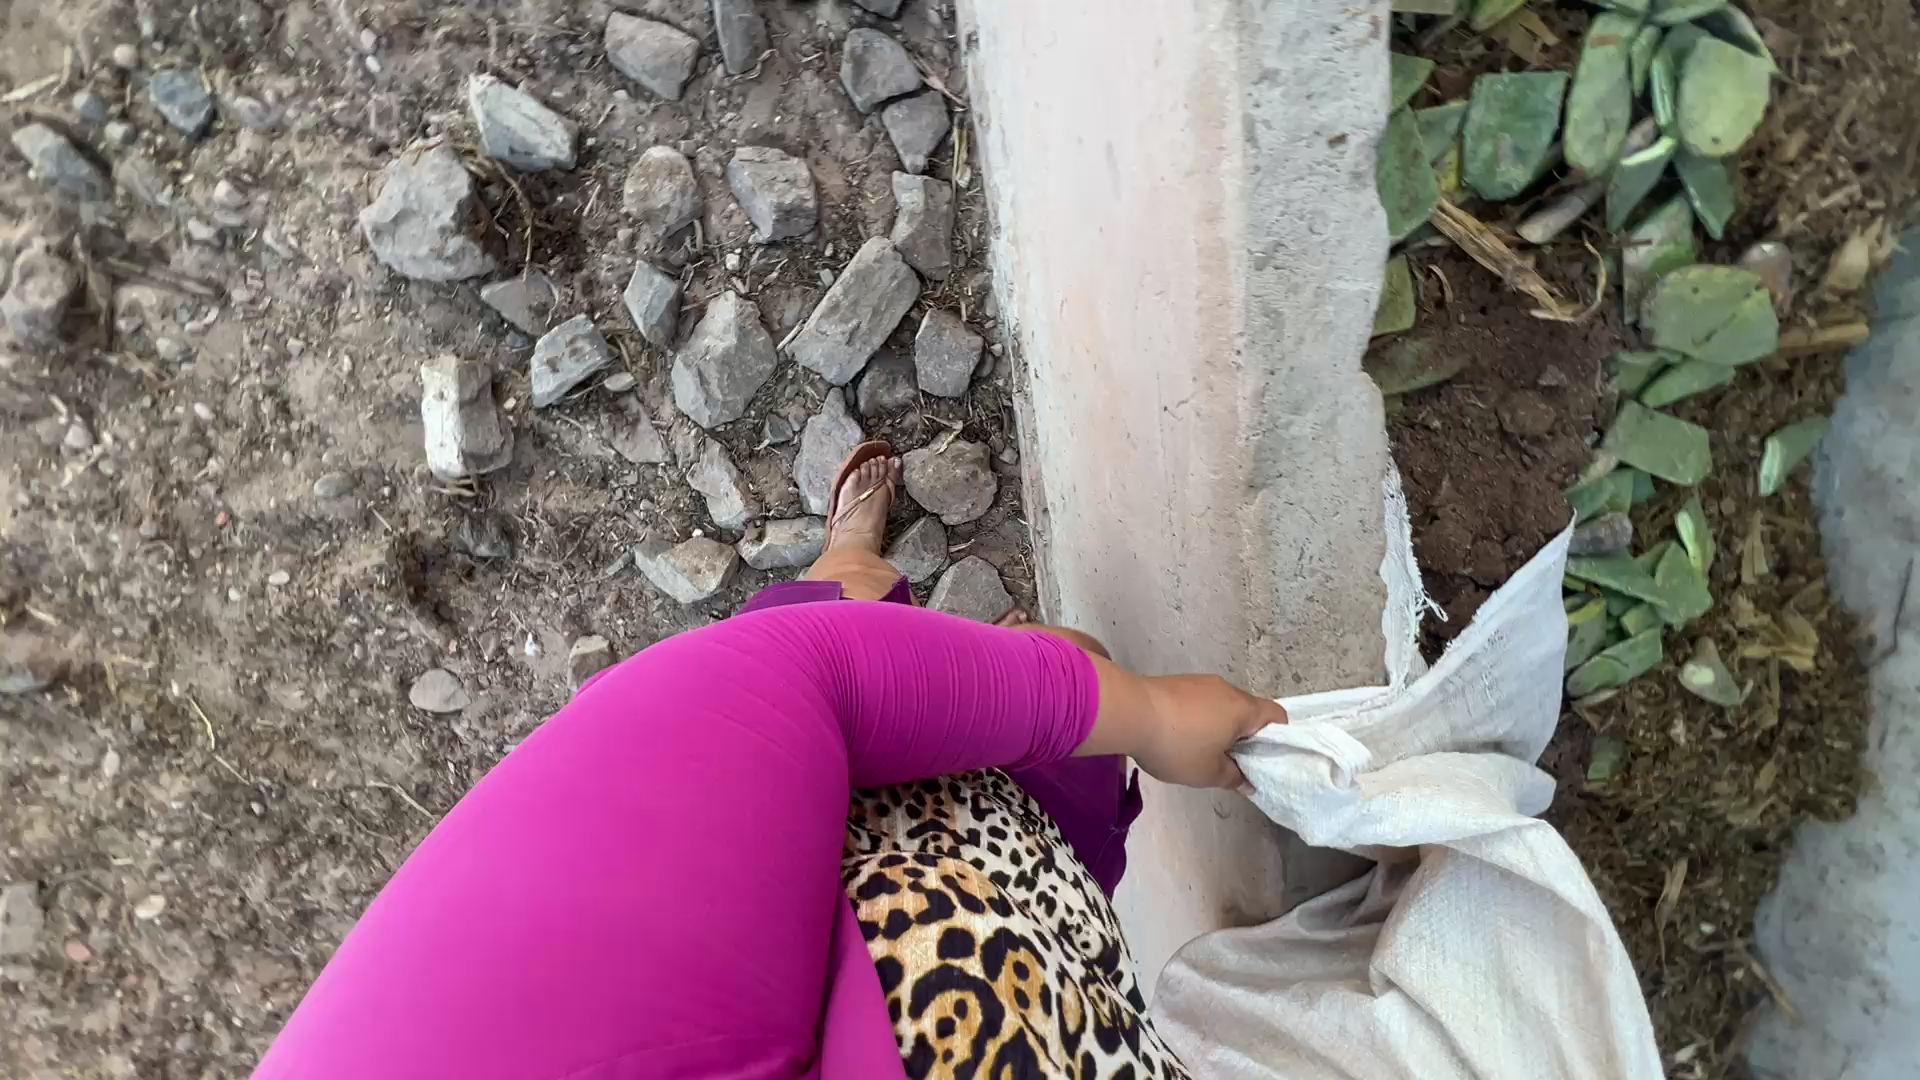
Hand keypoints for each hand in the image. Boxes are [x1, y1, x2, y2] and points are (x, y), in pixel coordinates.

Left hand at [1134, 675, 1287, 788]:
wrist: (1128, 712)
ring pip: (1221, 706)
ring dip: (1218, 727)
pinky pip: (1198, 701)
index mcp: (1242, 708)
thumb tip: (1247, 780)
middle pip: (1248, 711)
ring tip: (1202, 751)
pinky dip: (1197, 718)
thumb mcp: (1208, 773)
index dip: (1277, 739)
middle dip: (1244, 736)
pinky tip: (1180, 736)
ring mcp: (1198, 682)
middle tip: (1232, 762)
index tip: (1263, 760)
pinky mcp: (1175, 683)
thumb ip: (1234, 777)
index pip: (1277, 717)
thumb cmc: (1176, 744)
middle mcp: (1224, 688)